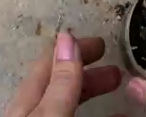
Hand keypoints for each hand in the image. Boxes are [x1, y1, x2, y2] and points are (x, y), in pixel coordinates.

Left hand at [4, 31, 124, 116]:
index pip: (52, 62)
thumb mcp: (48, 116)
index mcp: (26, 101)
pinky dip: (97, 115)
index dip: (76, 48)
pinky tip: (118, 115)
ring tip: (119, 88)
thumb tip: (67, 36)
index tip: (102, 43)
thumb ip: (59, 83)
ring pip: (71, 104)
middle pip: (63, 84)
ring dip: (94, 93)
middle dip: (89, 72)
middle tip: (116, 67)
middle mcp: (33, 112)